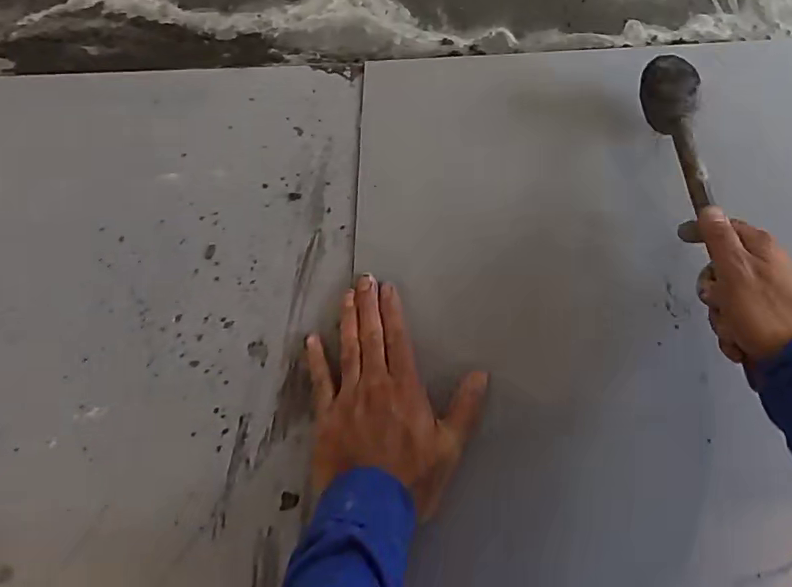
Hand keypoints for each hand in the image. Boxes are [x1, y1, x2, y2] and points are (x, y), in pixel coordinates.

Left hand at [304, 274, 488, 520]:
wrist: (370, 513)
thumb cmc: (413, 479)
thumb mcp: (449, 446)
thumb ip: (465, 408)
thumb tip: (480, 375)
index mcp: (404, 387)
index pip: (398, 339)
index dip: (392, 311)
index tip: (388, 289)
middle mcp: (375, 385)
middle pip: (370, 336)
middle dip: (368, 305)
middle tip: (365, 279)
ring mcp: (347, 400)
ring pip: (346, 351)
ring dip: (346, 321)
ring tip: (346, 297)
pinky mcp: (327, 419)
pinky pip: (320, 383)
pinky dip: (316, 360)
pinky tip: (311, 340)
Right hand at [684, 207, 791, 365]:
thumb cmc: (764, 312)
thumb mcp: (736, 268)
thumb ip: (719, 237)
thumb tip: (710, 210)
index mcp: (761, 248)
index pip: (725, 228)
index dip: (702, 231)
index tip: (684, 235)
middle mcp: (764, 268)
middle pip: (719, 268)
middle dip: (713, 290)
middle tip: (721, 300)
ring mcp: (764, 297)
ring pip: (723, 299)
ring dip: (722, 317)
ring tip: (736, 328)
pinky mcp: (762, 323)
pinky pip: (733, 322)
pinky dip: (732, 334)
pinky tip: (741, 343)